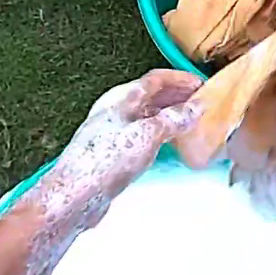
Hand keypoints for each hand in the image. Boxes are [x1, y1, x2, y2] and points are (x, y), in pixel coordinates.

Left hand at [13, 70, 202, 274]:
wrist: (74, 195)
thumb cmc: (103, 162)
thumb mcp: (146, 135)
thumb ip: (173, 120)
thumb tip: (193, 108)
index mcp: (122, 98)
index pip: (156, 79)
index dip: (181, 79)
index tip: (201, 85)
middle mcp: (116, 110)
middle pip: (151, 95)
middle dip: (177, 96)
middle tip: (199, 102)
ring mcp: (113, 131)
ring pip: (147, 114)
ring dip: (169, 114)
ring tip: (190, 121)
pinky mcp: (112, 152)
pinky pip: (142, 133)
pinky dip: (159, 132)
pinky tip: (168, 144)